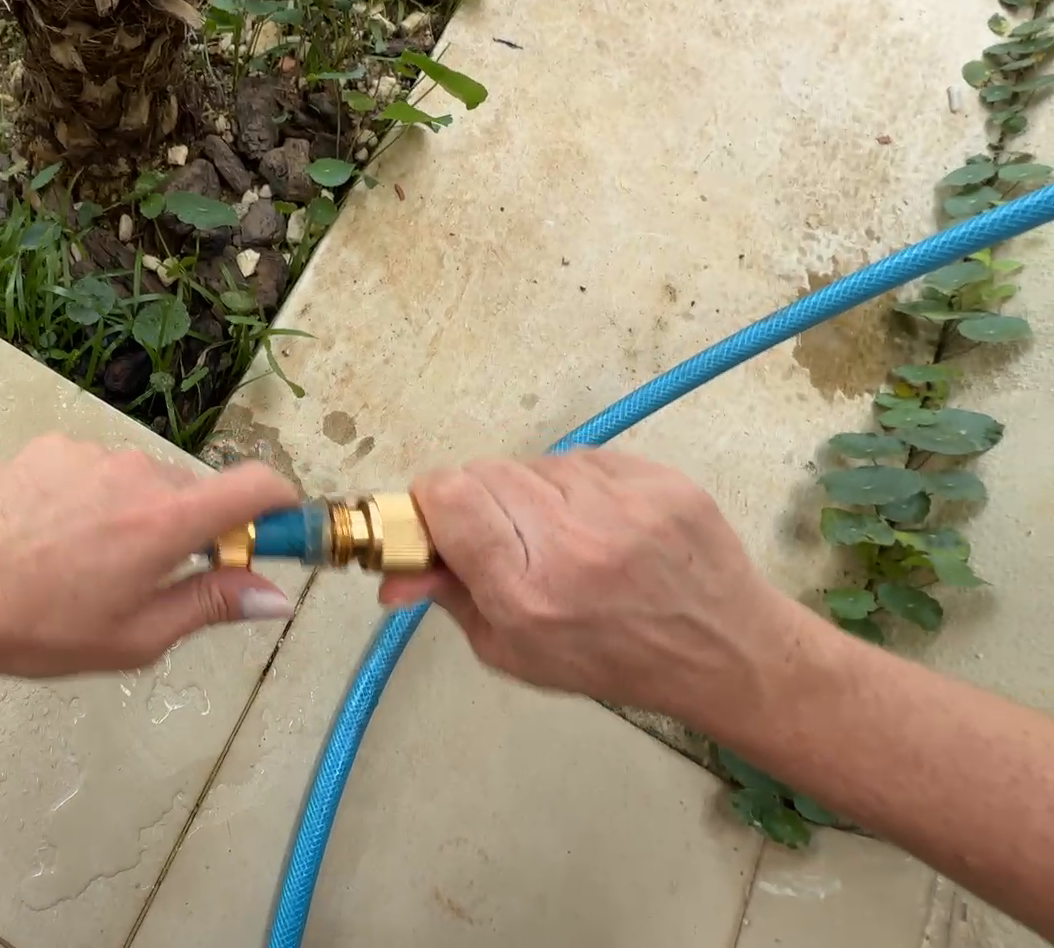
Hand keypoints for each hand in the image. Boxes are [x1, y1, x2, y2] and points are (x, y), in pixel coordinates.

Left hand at [0, 434, 300, 678]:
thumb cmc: (41, 627)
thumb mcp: (137, 636)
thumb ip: (212, 604)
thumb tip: (273, 595)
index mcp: (166, 520)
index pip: (255, 485)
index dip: (279, 503)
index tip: (276, 526)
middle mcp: (134, 471)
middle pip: (193, 489)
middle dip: (190, 526)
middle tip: (152, 572)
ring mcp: (89, 452)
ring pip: (141, 479)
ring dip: (136, 510)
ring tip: (88, 556)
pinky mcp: (52, 445)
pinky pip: (96, 467)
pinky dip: (93, 494)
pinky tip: (56, 531)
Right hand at [379, 451, 804, 724]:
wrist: (727, 653)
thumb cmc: (603, 660)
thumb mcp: (509, 650)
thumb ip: (446, 598)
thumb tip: (389, 574)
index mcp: (526, 592)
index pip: (449, 498)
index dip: (428, 499)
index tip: (435, 517)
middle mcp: (572, 542)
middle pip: (480, 472)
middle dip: (475, 497)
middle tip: (500, 531)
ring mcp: (623, 505)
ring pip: (527, 463)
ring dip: (525, 491)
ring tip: (557, 530)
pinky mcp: (659, 480)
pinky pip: (577, 457)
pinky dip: (571, 483)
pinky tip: (595, 519)